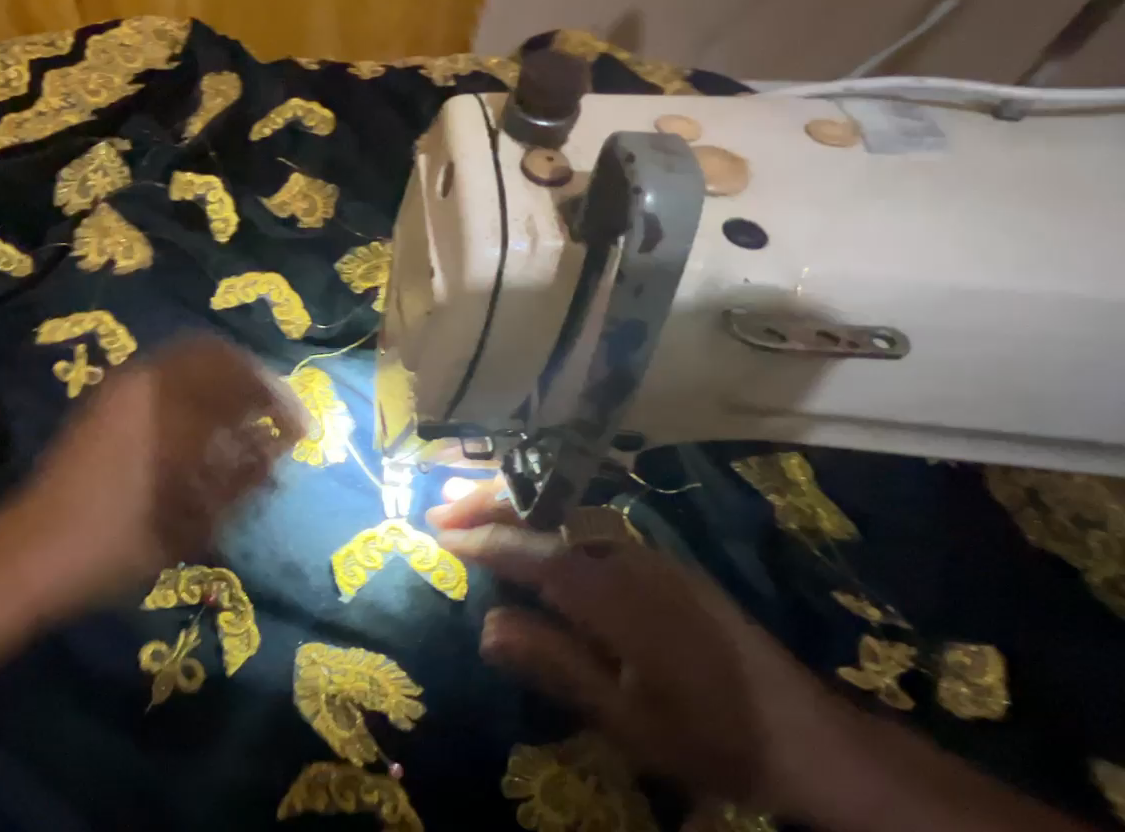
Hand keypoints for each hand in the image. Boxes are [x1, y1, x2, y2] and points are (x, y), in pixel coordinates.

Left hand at [11, 334, 302, 607]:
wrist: (33, 550)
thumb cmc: (118, 541)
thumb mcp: (191, 520)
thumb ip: (240, 478)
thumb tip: (276, 449)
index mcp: (169, 403)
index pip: (240, 377)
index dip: (277, 399)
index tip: (298, 428)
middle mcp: (144, 380)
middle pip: (212, 354)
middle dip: (249, 381)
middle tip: (272, 415)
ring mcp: (118, 388)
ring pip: (183, 362)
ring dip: (219, 383)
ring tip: (240, 423)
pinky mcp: (101, 404)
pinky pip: (159, 378)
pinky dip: (189, 392)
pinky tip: (198, 430)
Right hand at [427, 487, 848, 813]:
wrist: (811, 740)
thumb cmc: (708, 735)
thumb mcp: (624, 718)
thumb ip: (553, 664)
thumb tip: (486, 623)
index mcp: (612, 594)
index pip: (528, 552)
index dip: (478, 541)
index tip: (433, 535)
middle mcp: (629, 559)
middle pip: (546, 513)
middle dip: (489, 503)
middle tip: (440, 507)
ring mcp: (651, 558)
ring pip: (567, 513)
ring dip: (515, 506)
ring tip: (471, 507)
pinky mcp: (666, 567)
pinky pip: (590, 526)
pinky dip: (546, 519)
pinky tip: (533, 533)